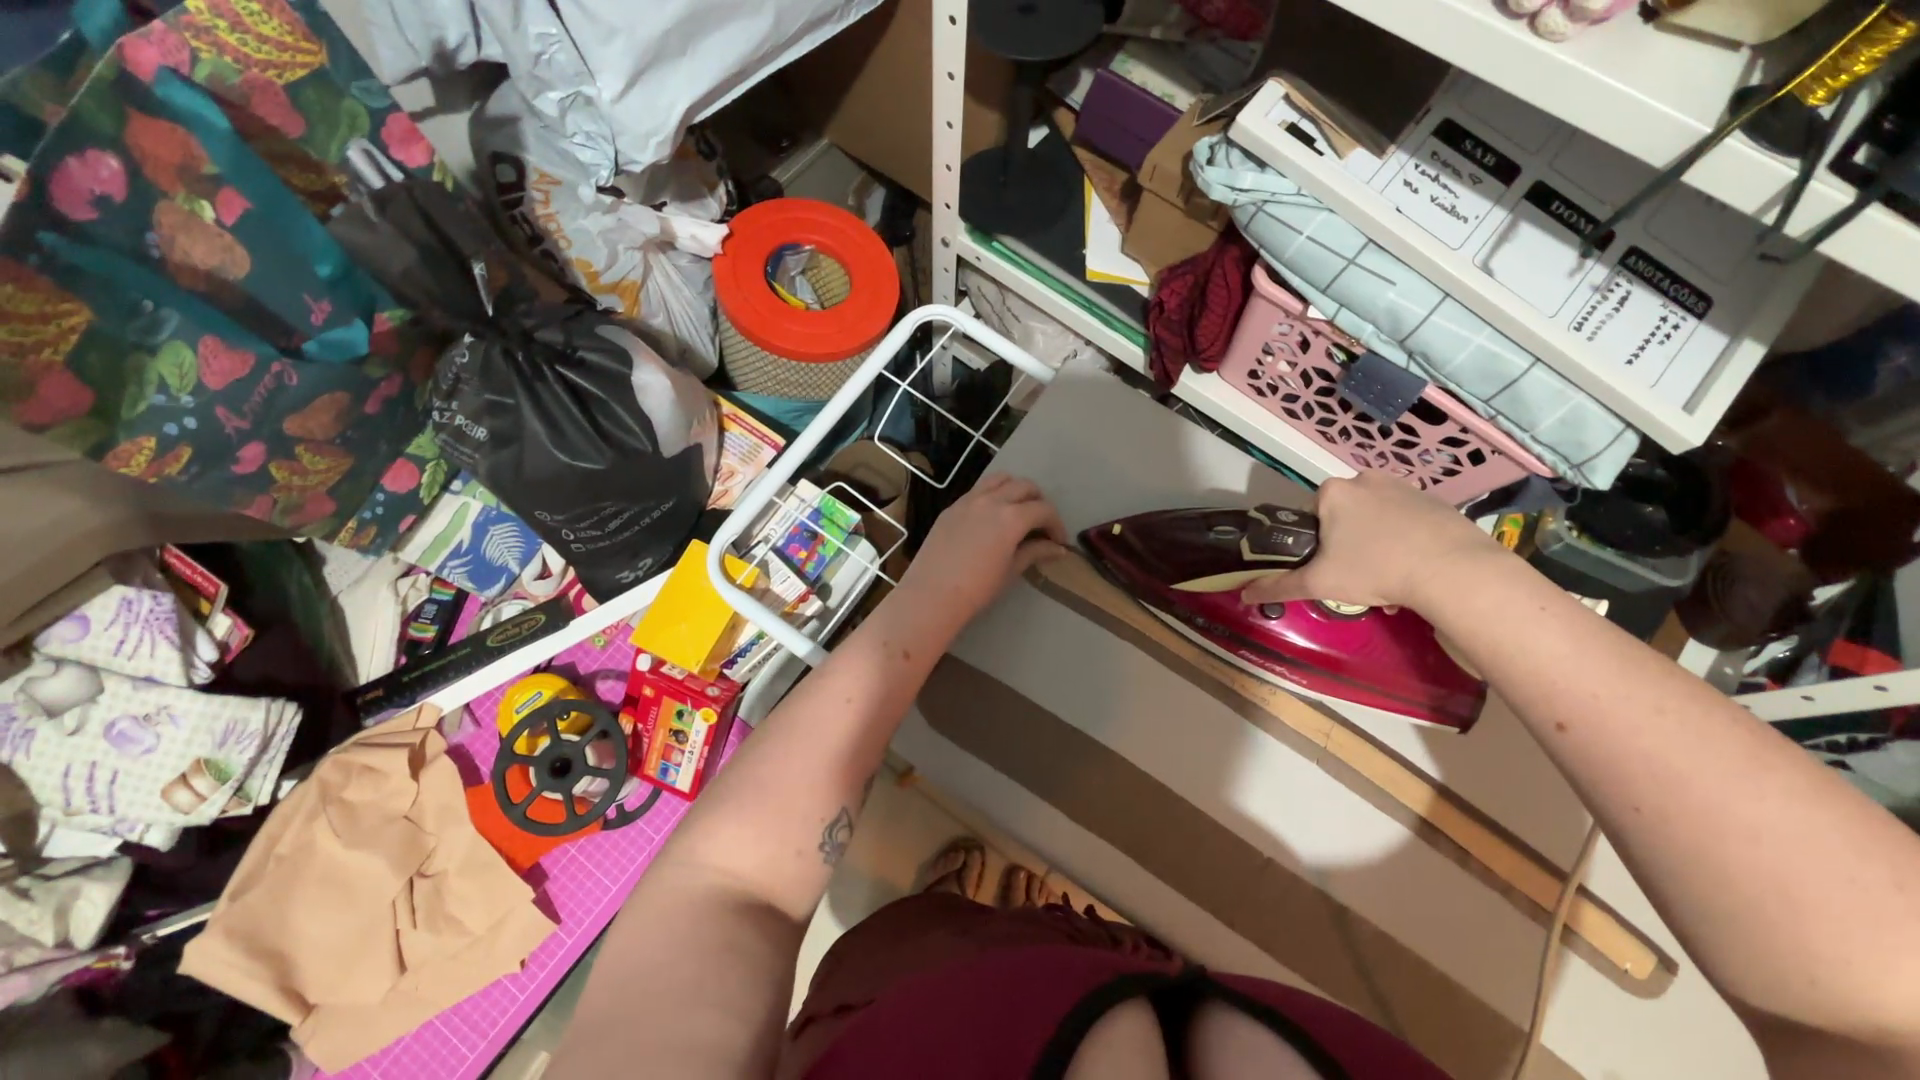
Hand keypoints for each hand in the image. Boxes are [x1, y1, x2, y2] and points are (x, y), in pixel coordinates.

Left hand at [894, 474, 1068, 630]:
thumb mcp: (1011, 570)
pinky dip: (992, 495)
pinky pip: (978, 490)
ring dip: (1015, 490)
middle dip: (1038, 502)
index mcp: (1012, 517)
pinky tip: (990, 517)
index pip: (1043, 510)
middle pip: (1024, 487)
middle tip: (1040, 524)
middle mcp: (992, 500)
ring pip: (1000, 480)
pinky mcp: (951, 507)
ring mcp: (968, 500)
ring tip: (1016, 511)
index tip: (1058, 540)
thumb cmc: (978, 588)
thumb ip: (1035, 552)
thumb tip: (1058, 549)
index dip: (1056, 524)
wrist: (932, 594)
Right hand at [1241, 473, 1499, 609]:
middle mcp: (1365, 479)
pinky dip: (1406, 540)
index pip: (1311, 514)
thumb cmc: (1375, 569)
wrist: (1451, 569)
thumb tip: (1244, 594)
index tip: (1328, 566)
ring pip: (1377, 518)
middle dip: (1348, 543)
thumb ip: (1279, 586)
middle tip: (1357, 576)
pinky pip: (1407, 519)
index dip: (1316, 543)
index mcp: (1333, 492)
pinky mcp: (1435, 500)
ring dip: (1376, 543)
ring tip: (1389, 579)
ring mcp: (1404, 486)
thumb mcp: (1320, 583)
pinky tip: (1414, 569)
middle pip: (1344, 515)